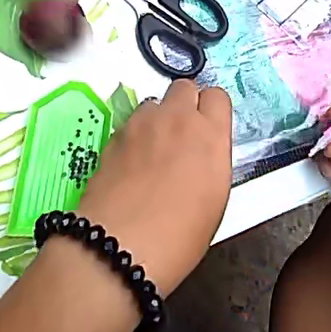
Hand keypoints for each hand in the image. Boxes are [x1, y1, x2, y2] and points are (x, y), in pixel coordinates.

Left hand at [74, 80, 231, 295]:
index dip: (212, 111)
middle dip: (184, 105)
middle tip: (182, 136)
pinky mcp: (113, 136)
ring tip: (153, 153)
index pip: (217, 96)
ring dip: (157, 119)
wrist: (120, 244)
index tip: (210, 129)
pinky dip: (134, 137)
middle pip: (184, 87)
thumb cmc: (179, 235)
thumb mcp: (214, 199)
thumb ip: (211, 161)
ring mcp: (142, 124)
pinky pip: (130, 124)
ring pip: (153, 103)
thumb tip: (202, 155)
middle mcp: (177, 119)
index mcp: (210, 134)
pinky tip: (131, 166)